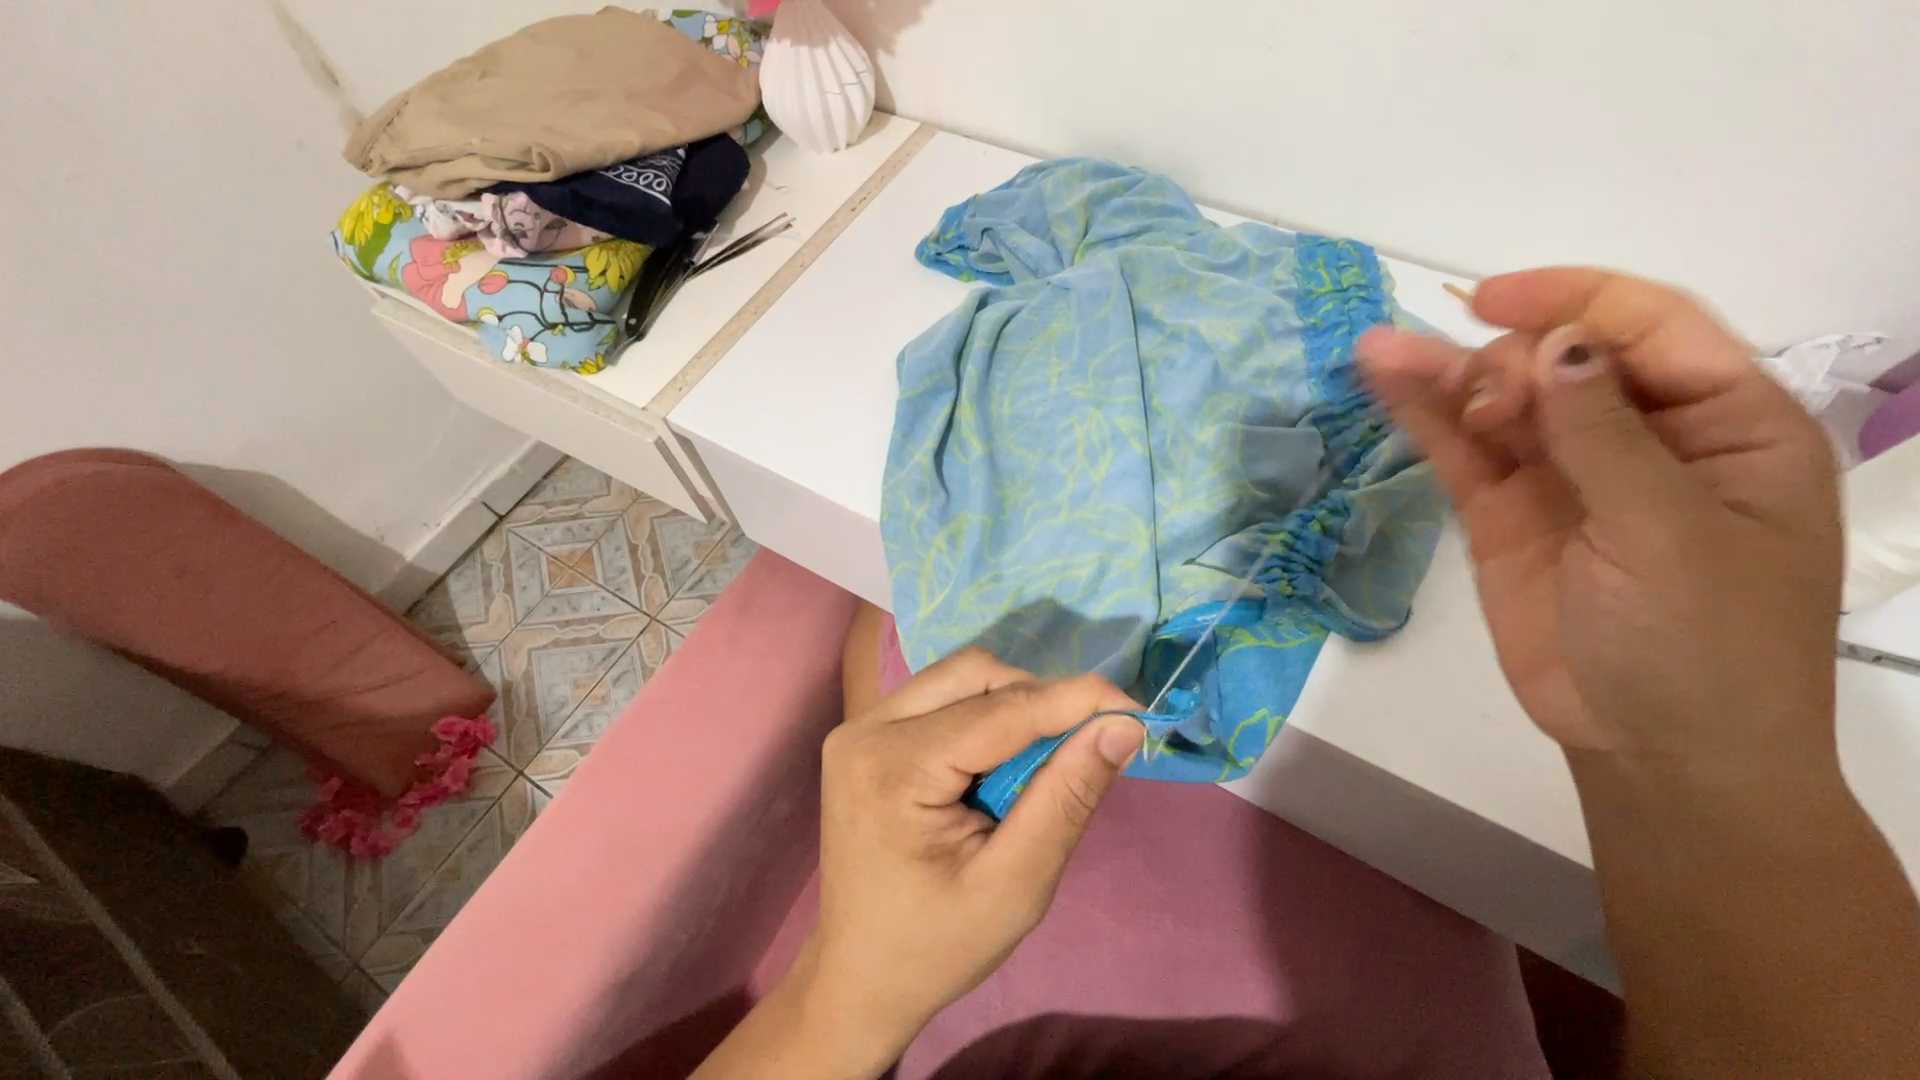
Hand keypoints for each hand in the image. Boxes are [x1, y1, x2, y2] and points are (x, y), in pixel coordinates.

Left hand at [791, 648, 1144, 1070]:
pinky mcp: (866, 734)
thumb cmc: (937, 945)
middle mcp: (867, 729)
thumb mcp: (1016, 885)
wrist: (860, 975)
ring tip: (1036, 765)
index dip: (1075, 700)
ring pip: (960, 677)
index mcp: (893, 769)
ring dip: (1012, 704)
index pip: (1001, 710)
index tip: (1136, 710)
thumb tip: (1120, 727)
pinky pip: (940, 697)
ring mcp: (860, 726)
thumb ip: (1066, 798)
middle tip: (1080, 748)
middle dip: (1039, 700)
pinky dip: (984, 715)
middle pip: (975, 674)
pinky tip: (998, 764)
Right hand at [1356, 269, 1842, 776]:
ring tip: (1378, 354)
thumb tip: (1556, 344)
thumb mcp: (1668, 531)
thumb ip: (1606, 434)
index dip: (1574, 299)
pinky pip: (1463, 453)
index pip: (1648, 330)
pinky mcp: (1505, 514)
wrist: (1653, 745)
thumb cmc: (1702, 642)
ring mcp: (1564, 476)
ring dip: (1444, 376)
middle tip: (1481, 405)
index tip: (1488, 298)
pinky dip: (1426, 420)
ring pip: (1499, 403)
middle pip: (1559, 361)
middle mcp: (1641, 437)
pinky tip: (1385, 385)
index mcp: (1725, 424)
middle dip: (1506, 361)